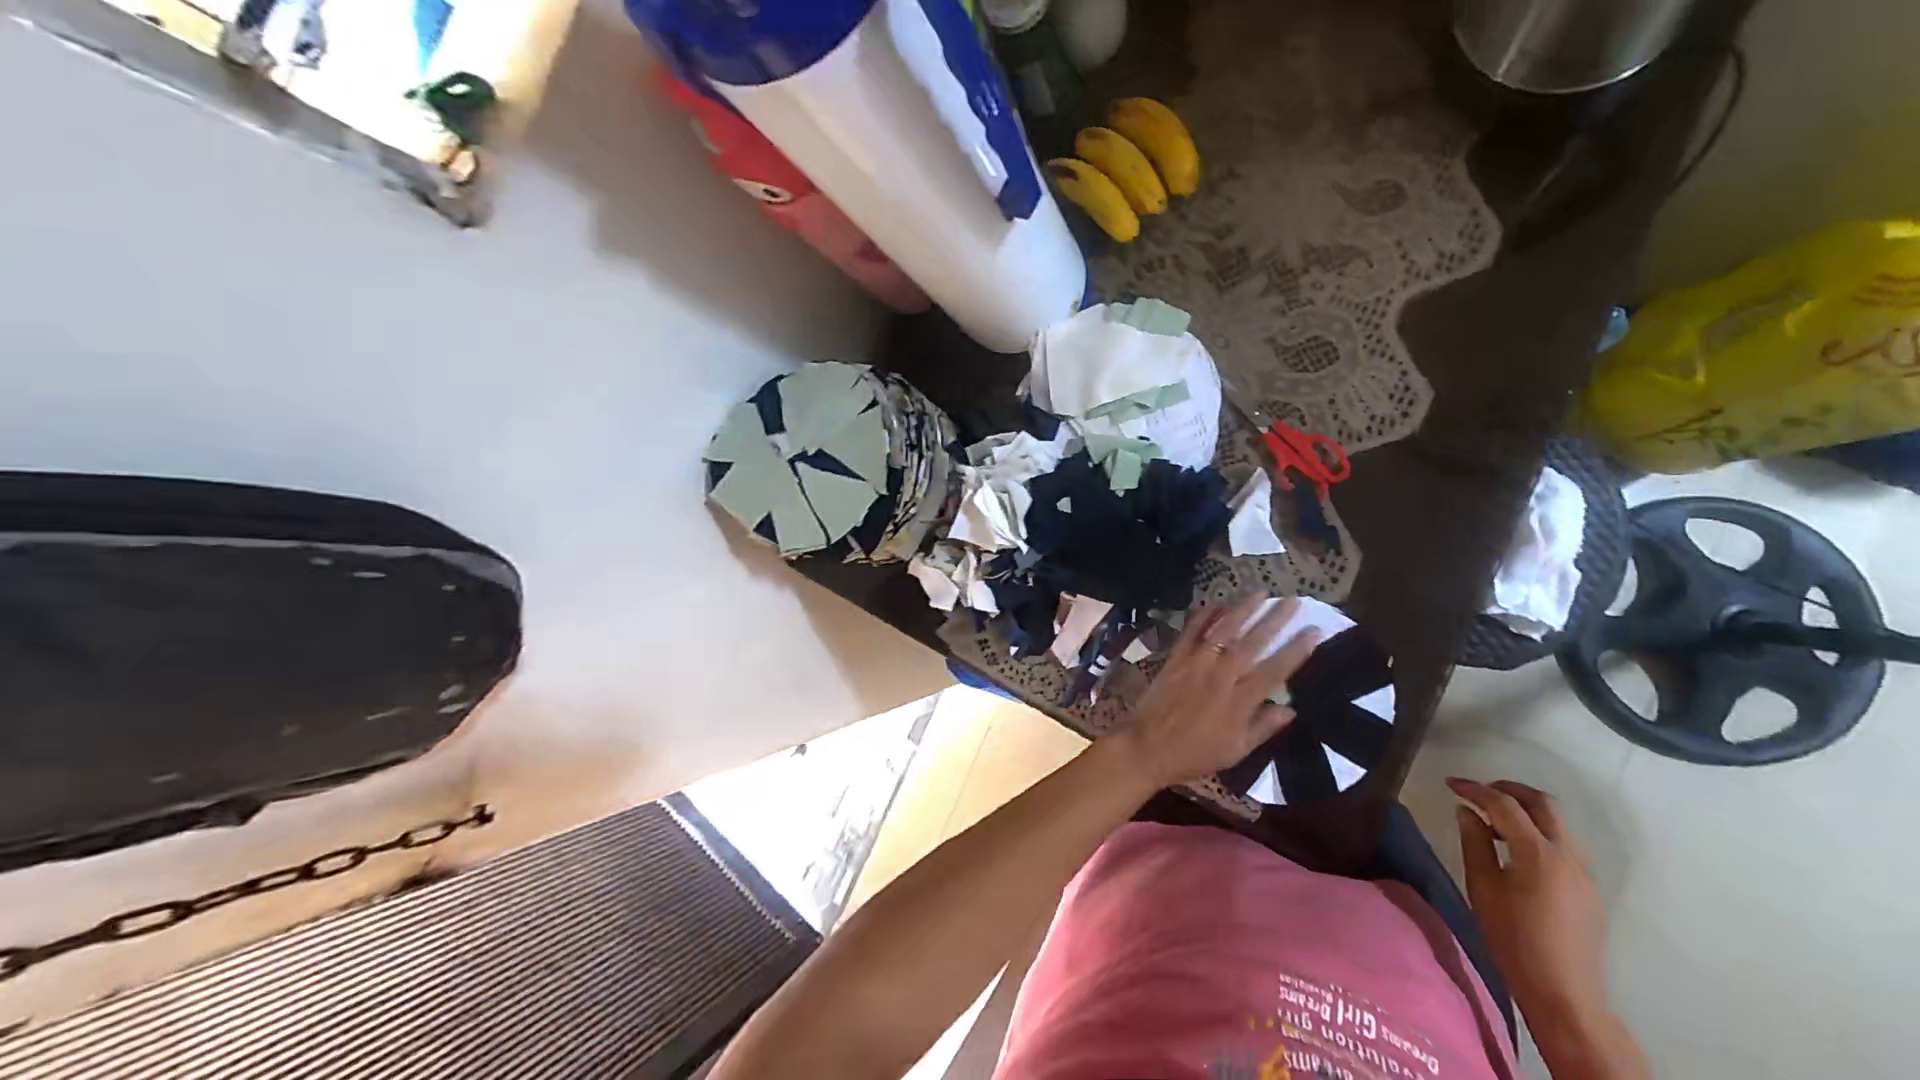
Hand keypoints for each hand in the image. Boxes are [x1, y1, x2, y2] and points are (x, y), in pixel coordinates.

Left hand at [1110, 593, 1321, 789]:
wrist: (1146, 748)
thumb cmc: (1194, 754)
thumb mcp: (1235, 751)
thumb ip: (1263, 727)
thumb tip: (1291, 709)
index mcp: (1239, 701)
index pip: (1275, 670)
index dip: (1296, 650)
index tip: (1314, 630)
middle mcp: (1220, 677)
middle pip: (1252, 643)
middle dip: (1274, 620)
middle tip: (1292, 601)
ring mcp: (1195, 665)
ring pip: (1223, 632)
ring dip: (1242, 611)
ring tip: (1260, 594)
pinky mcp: (1174, 660)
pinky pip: (1190, 633)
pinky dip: (1202, 617)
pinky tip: (1215, 604)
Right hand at [1449, 779, 1625, 1058]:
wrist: (1563, 991)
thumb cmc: (1512, 938)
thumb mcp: (1482, 887)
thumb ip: (1475, 843)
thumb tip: (1467, 811)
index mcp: (1538, 853)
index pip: (1504, 805)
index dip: (1475, 789)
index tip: (1450, 783)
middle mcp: (1569, 855)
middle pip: (1544, 804)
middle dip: (1509, 789)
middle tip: (1478, 791)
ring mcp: (1585, 872)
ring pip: (1558, 823)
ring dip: (1526, 810)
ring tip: (1493, 820)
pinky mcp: (1589, 889)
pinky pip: (1564, 844)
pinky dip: (1539, 832)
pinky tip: (1516, 849)